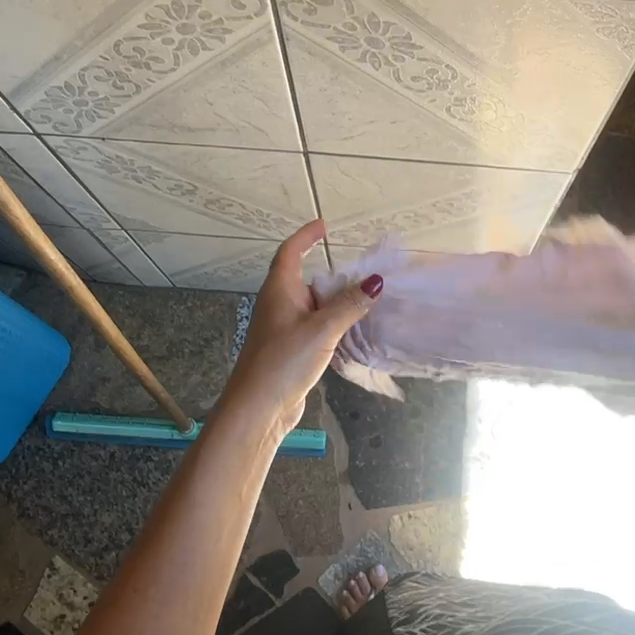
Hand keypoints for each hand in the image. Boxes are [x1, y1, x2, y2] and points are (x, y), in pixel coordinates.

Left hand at [217, 220, 381, 432]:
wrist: (258, 408)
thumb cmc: (283, 360)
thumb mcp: (322, 328)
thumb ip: (350, 304)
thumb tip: (376, 281)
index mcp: (280, 289)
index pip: (290, 252)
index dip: (305, 237)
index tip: (323, 226)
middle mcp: (279, 304)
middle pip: (307, 280)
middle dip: (332, 275)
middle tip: (364, 273)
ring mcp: (283, 328)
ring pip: (314, 306)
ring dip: (337, 302)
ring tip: (367, 301)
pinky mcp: (290, 350)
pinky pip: (315, 327)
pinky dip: (334, 324)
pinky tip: (353, 332)